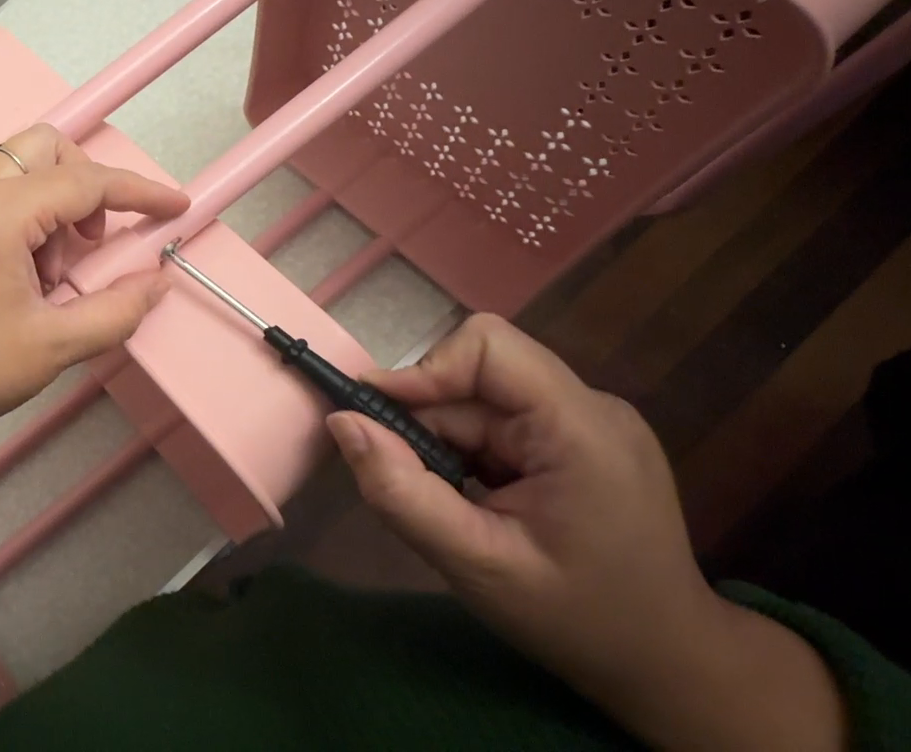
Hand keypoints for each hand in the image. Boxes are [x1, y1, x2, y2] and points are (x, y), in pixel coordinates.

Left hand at [0, 124, 188, 435]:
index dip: (140, 193)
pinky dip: (23, 214)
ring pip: (18, 167)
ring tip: (51, 273)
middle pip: (46, 148)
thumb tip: (155, 283)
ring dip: (52, 202)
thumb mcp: (52, 344)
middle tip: (92, 241)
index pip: (86, 181)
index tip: (175, 208)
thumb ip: (116, 310)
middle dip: (85, 182)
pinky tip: (25, 273)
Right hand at [328, 314, 842, 750]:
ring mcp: (587, 422)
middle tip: (406, 482)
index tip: (376, 416)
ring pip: (479, 401)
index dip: (424, 370)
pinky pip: (497, 421)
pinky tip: (473, 498)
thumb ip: (401, 492)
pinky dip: (465, 452)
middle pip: (476, 378)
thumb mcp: (475, 564)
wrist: (671, 664)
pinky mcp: (578, 438)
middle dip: (427, 424)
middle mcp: (589, 408)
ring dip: (443, 443)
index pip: (489, 347)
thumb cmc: (578, 619)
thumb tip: (341, 422)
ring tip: (448, 502)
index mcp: (581, 430)